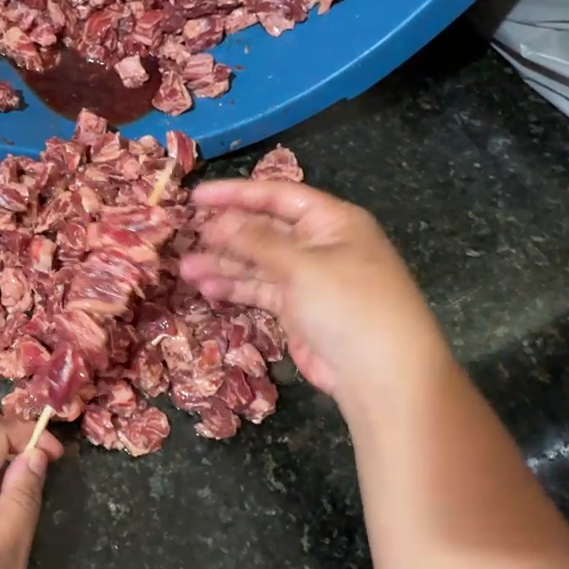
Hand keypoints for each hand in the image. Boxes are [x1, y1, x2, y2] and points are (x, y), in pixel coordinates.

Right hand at [180, 179, 450, 404]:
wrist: (382, 373)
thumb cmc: (349, 305)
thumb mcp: (302, 266)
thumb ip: (256, 242)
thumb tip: (218, 222)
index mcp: (332, 222)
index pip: (277, 196)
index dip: (236, 194)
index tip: (197, 197)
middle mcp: (319, 245)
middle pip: (264, 230)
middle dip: (225, 235)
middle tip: (187, 238)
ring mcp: (308, 279)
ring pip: (257, 263)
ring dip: (223, 265)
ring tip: (186, 270)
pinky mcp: (297, 309)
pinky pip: (259, 290)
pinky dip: (235, 289)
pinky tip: (207, 289)